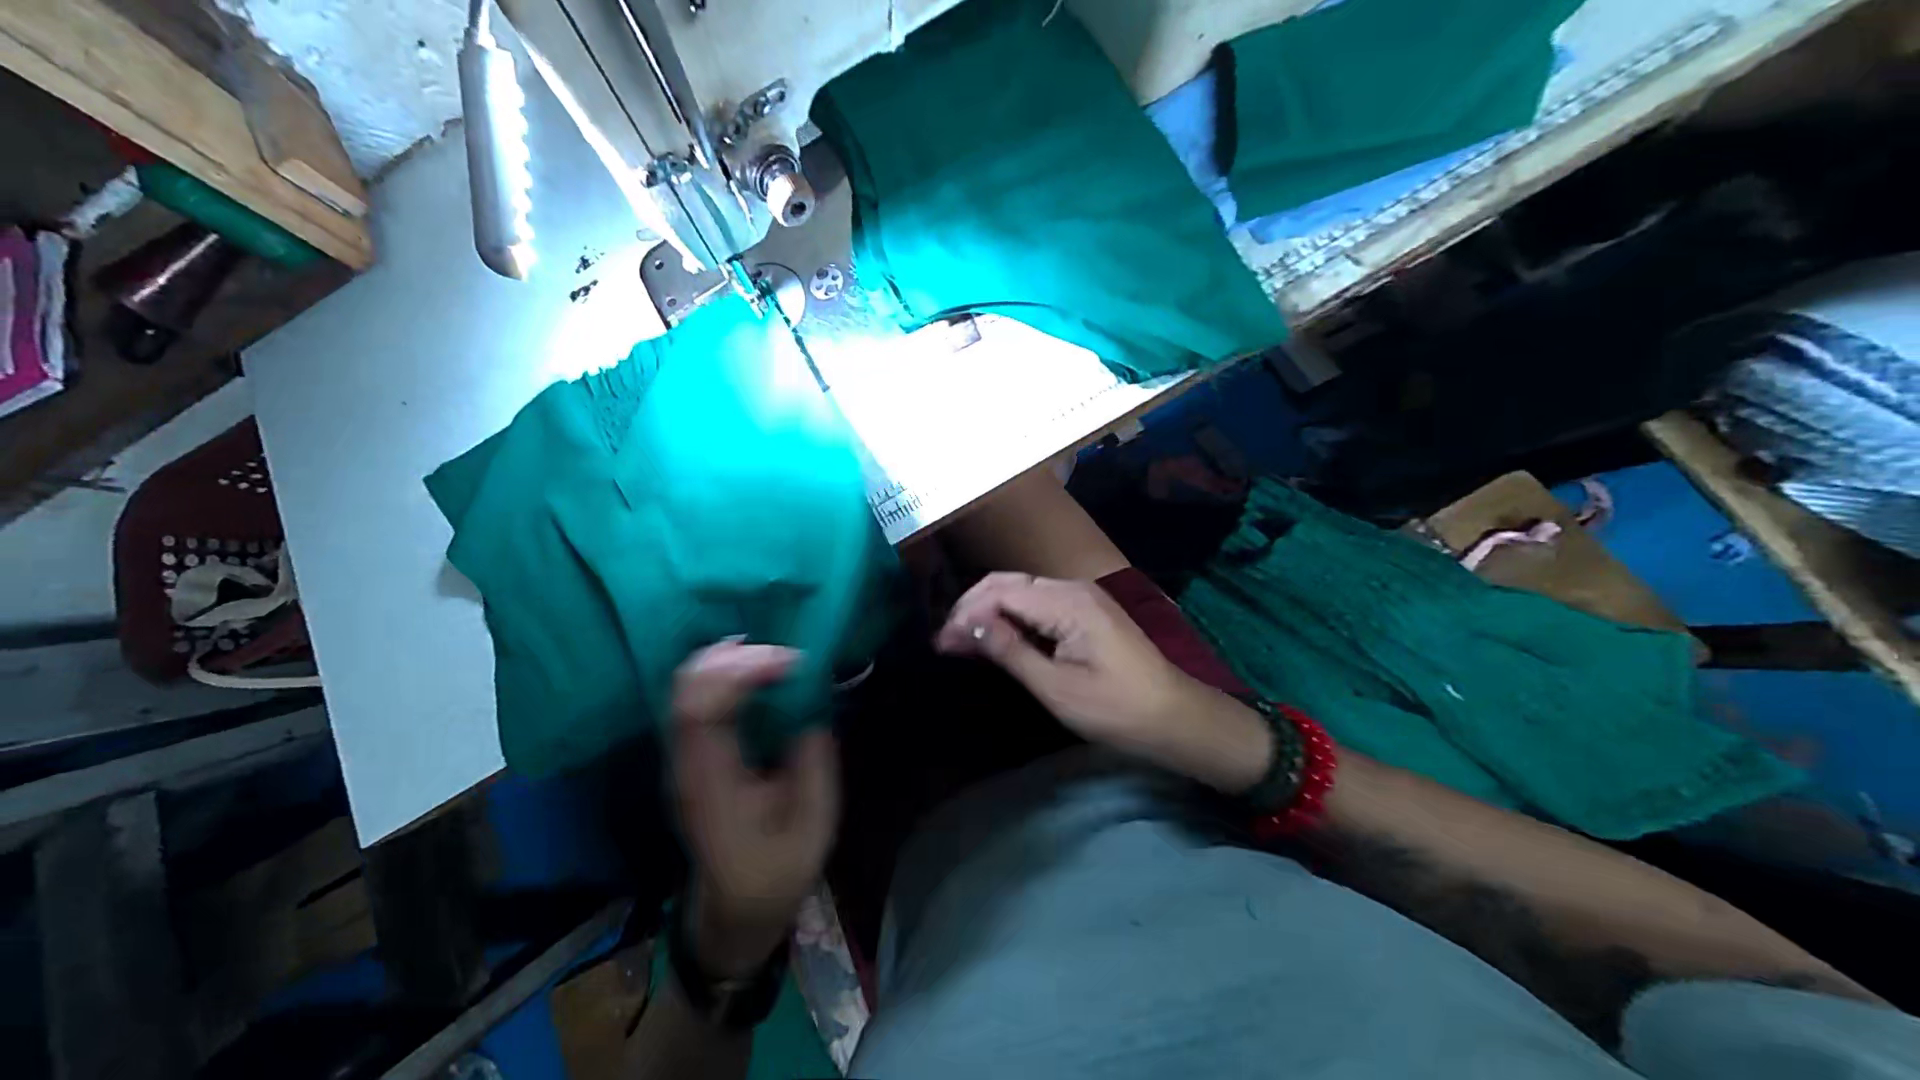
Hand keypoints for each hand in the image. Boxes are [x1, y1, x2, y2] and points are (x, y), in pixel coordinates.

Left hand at [669, 641, 838, 977]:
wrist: (737, 905)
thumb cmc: (777, 870)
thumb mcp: (812, 823)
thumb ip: (813, 762)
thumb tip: (809, 710)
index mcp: (710, 783)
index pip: (702, 711)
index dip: (740, 673)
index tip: (790, 661)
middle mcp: (686, 763)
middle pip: (686, 688)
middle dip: (733, 657)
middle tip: (785, 653)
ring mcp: (683, 757)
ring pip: (687, 687)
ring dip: (727, 661)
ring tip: (774, 655)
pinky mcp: (692, 753)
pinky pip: (698, 698)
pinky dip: (725, 673)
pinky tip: (756, 669)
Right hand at [933, 573, 1199, 744]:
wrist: (1175, 718)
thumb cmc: (1116, 709)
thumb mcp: (1057, 687)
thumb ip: (1011, 651)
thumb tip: (967, 625)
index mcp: (1067, 602)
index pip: (1000, 592)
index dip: (966, 614)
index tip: (941, 645)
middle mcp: (1072, 588)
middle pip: (1008, 583)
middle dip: (972, 608)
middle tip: (946, 643)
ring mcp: (1081, 598)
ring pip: (1020, 592)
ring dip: (989, 613)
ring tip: (962, 643)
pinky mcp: (1085, 612)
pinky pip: (1038, 605)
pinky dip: (1011, 619)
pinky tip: (996, 640)